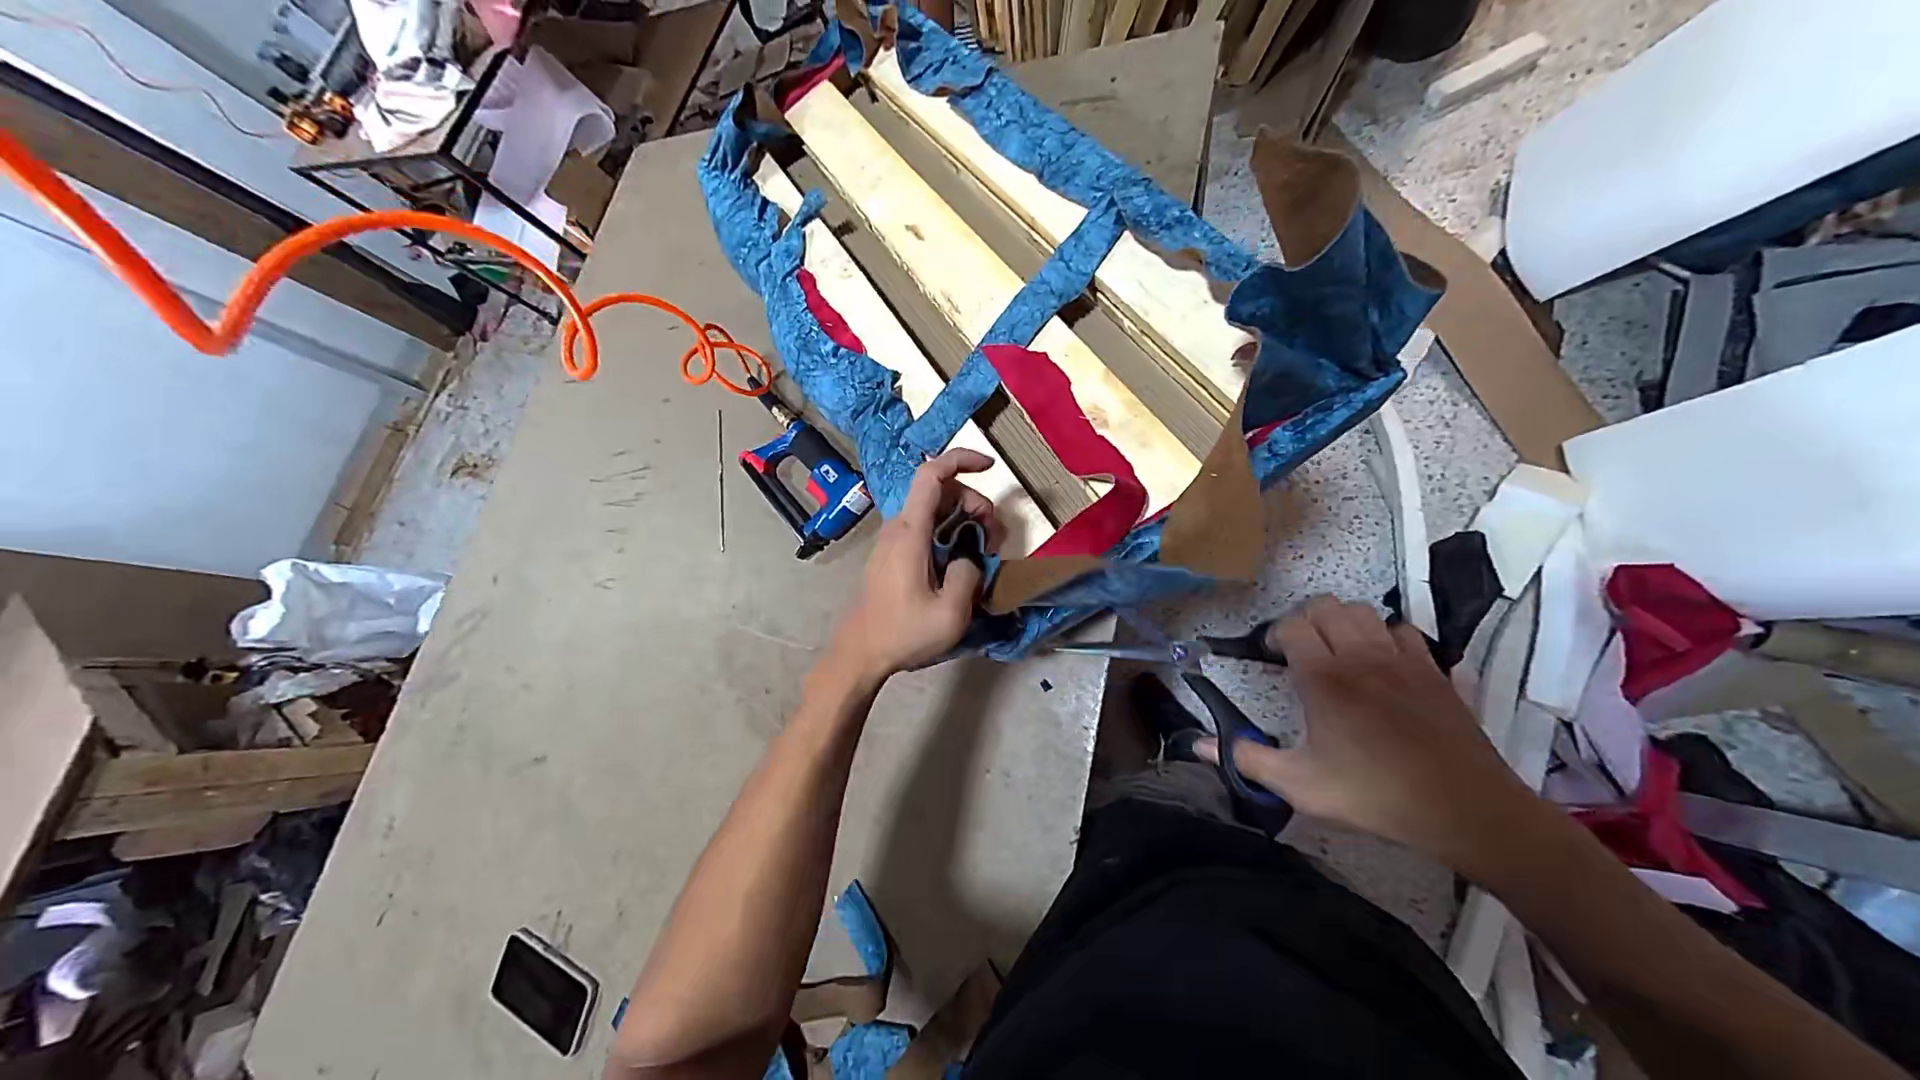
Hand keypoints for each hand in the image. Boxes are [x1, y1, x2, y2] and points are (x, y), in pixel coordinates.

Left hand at [827, 449, 998, 680]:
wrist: (861, 653)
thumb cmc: (903, 633)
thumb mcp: (951, 612)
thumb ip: (968, 574)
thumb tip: (969, 558)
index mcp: (910, 533)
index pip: (931, 475)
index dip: (961, 459)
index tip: (989, 466)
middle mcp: (898, 528)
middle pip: (939, 490)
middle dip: (974, 501)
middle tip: (992, 537)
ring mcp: (893, 540)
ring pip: (934, 509)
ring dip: (963, 518)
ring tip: (982, 551)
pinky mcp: (893, 554)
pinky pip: (925, 527)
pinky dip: (949, 531)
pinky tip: (961, 559)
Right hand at [1197, 596, 1541, 868]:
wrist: (1465, 810)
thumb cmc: (1374, 795)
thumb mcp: (1300, 786)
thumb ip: (1246, 759)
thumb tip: (1199, 745)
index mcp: (1324, 678)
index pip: (1292, 626)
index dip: (1276, 635)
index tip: (1272, 656)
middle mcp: (1362, 656)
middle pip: (1328, 607)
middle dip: (1307, 620)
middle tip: (1301, 650)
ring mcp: (1404, 660)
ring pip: (1368, 612)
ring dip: (1346, 623)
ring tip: (1340, 651)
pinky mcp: (1437, 672)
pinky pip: (1407, 633)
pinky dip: (1390, 638)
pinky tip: (1386, 665)